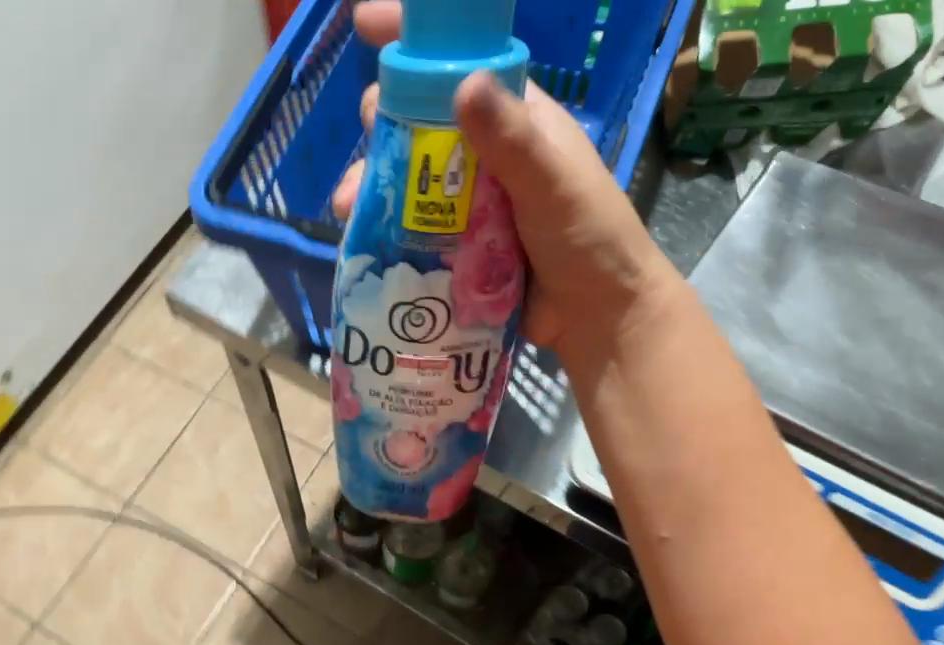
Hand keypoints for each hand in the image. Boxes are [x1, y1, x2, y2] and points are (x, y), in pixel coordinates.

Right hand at [331, 0, 684, 367]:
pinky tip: (359, 236)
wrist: (596, 317)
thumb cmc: (589, 238)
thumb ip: (513, 140)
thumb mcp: (553, 184)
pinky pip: (410, 226)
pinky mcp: (456, 245)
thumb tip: (464, 85)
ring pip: (408, 177)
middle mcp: (486, 153)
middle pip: (421, 121)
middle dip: (384, 125)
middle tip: (369, 144)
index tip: (365, 23)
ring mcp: (468, 201)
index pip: (461, 62)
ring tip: (347, 205)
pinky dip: (383, 227)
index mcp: (515, 119)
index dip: (414, 42)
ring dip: (373, 184)